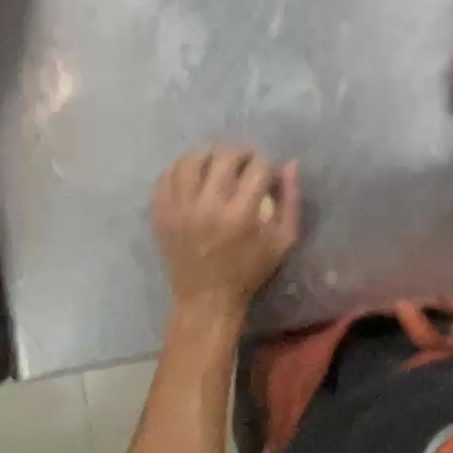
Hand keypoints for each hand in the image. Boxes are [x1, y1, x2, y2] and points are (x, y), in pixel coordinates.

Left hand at [152, 147, 300, 320]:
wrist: (206, 299)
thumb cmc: (250, 270)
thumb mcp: (284, 239)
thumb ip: (291, 199)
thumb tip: (290, 163)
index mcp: (241, 214)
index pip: (257, 167)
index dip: (267, 164)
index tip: (267, 174)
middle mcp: (207, 207)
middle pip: (224, 157)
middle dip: (241, 153)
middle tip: (245, 162)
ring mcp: (179, 209)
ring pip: (191, 160)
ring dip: (209, 154)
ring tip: (217, 162)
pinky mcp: (161, 214)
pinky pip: (166, 176)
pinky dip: (181, 168)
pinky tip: (194, 174)